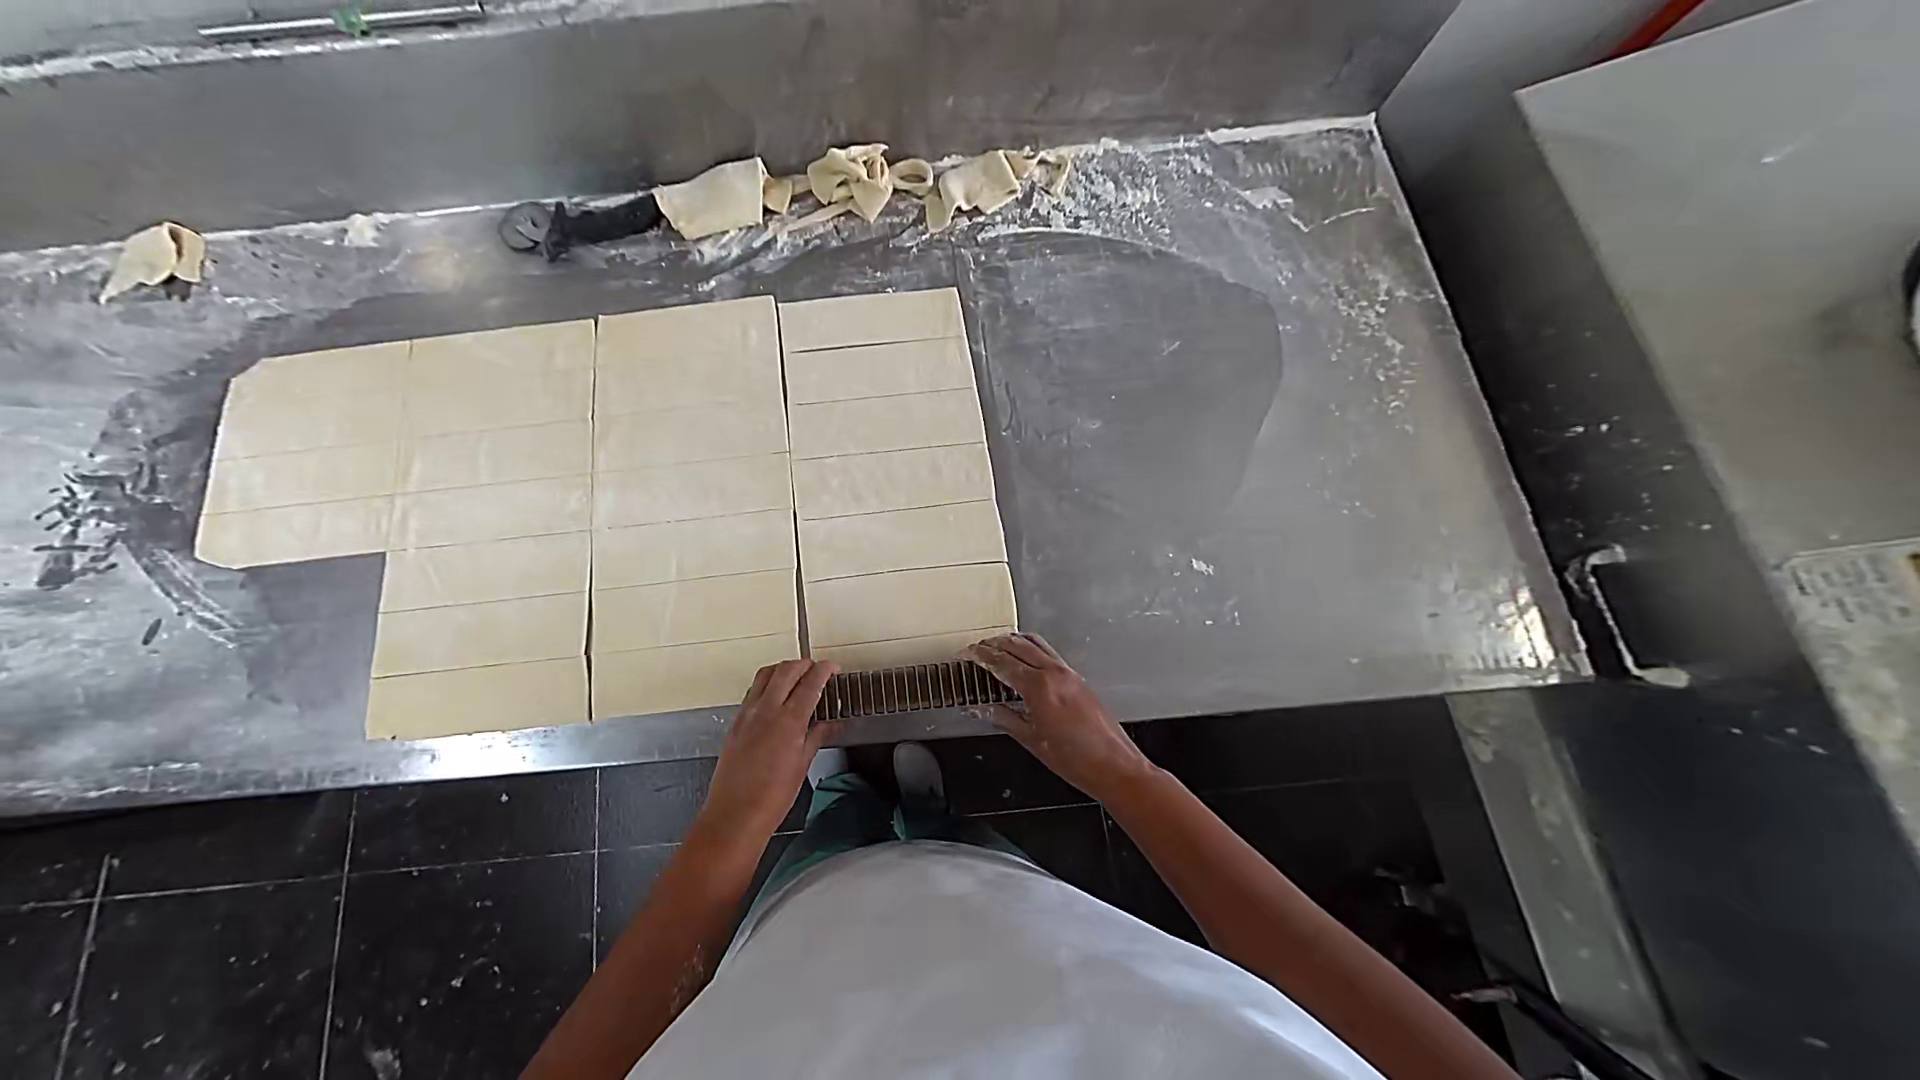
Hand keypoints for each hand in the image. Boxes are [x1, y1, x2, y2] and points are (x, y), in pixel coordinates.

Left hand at [697, 659, 839, 837]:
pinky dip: (767, 685)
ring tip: (797, 677)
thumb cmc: (770, 798)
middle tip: (817, 669)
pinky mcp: (735, 723)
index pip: (811, 682)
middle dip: (805, 664)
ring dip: (783, 669)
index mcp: (788, 721)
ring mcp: (747, 715)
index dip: (825, 670)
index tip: (833, 668)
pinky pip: (753, 691)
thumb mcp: (802, 764)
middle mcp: (766, 711)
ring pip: (766, 675)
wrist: (735, 816)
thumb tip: (830, 724)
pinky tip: (775, 697)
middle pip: (786, 670)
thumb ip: (816, 736)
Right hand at [963, 633, 1155, 802]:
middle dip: (993, 644)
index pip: (1002, 663)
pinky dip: (1031, 649)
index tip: (967, 654)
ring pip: (1035, 644)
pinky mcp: (1078, 678)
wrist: (1114, 766)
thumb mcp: (1031, 740)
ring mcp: (1068, 673)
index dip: (980, 656)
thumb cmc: (1077, 759)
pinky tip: (1024, 660)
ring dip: (1013, 641)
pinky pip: (1049, 653)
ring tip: (996, 646)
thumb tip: (981, 709)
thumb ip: (1003, 717)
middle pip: (1017, 646)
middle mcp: (1054, 673)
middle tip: (976, 648)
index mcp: (1039, 687)